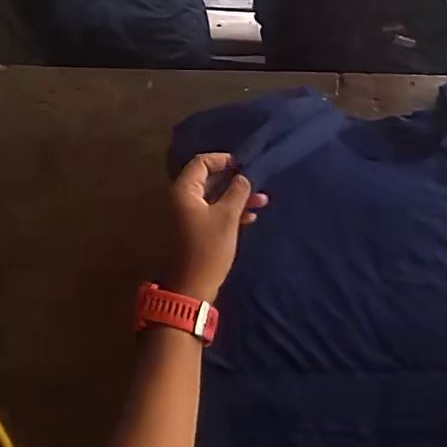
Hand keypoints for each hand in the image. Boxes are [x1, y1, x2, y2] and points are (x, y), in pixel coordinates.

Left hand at [169, 153, 268, 302]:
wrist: (192, 287)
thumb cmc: (208, 248)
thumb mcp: (227, 217)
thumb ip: (237, 192)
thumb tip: (243, 176)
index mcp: (185, 191)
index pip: (201, 162)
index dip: (223, 160)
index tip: (244, 165)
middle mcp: (184, 199)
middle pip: (209, 179)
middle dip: (235, 180)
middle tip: (256, 182)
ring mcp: (189, 215)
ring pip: (215, 196)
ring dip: (237, 197)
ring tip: (262, 201)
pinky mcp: (197, 229)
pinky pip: (215, 211)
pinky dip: (231, 211)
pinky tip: (250, 217)